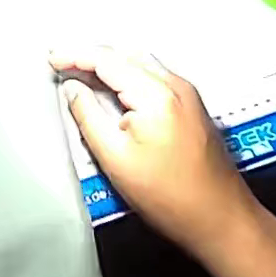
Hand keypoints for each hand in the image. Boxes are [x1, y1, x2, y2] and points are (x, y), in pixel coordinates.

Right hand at [49, 45, 257, 256]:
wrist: (223, 220)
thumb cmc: (170, 198)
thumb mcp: (116, 159)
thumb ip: (89, 117)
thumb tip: (73, 88)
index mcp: (156, 94)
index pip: (107, 60)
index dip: (75, 56)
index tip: (52, 58)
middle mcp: (175, 84)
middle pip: (124, 56)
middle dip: (91, 58)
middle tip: (62, 65)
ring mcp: (187, 92)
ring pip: (139, 64)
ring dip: (110, 66)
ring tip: (82, 74)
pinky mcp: (191, 104)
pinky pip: (153, 77)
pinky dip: (128, 76)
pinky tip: (114, 89)